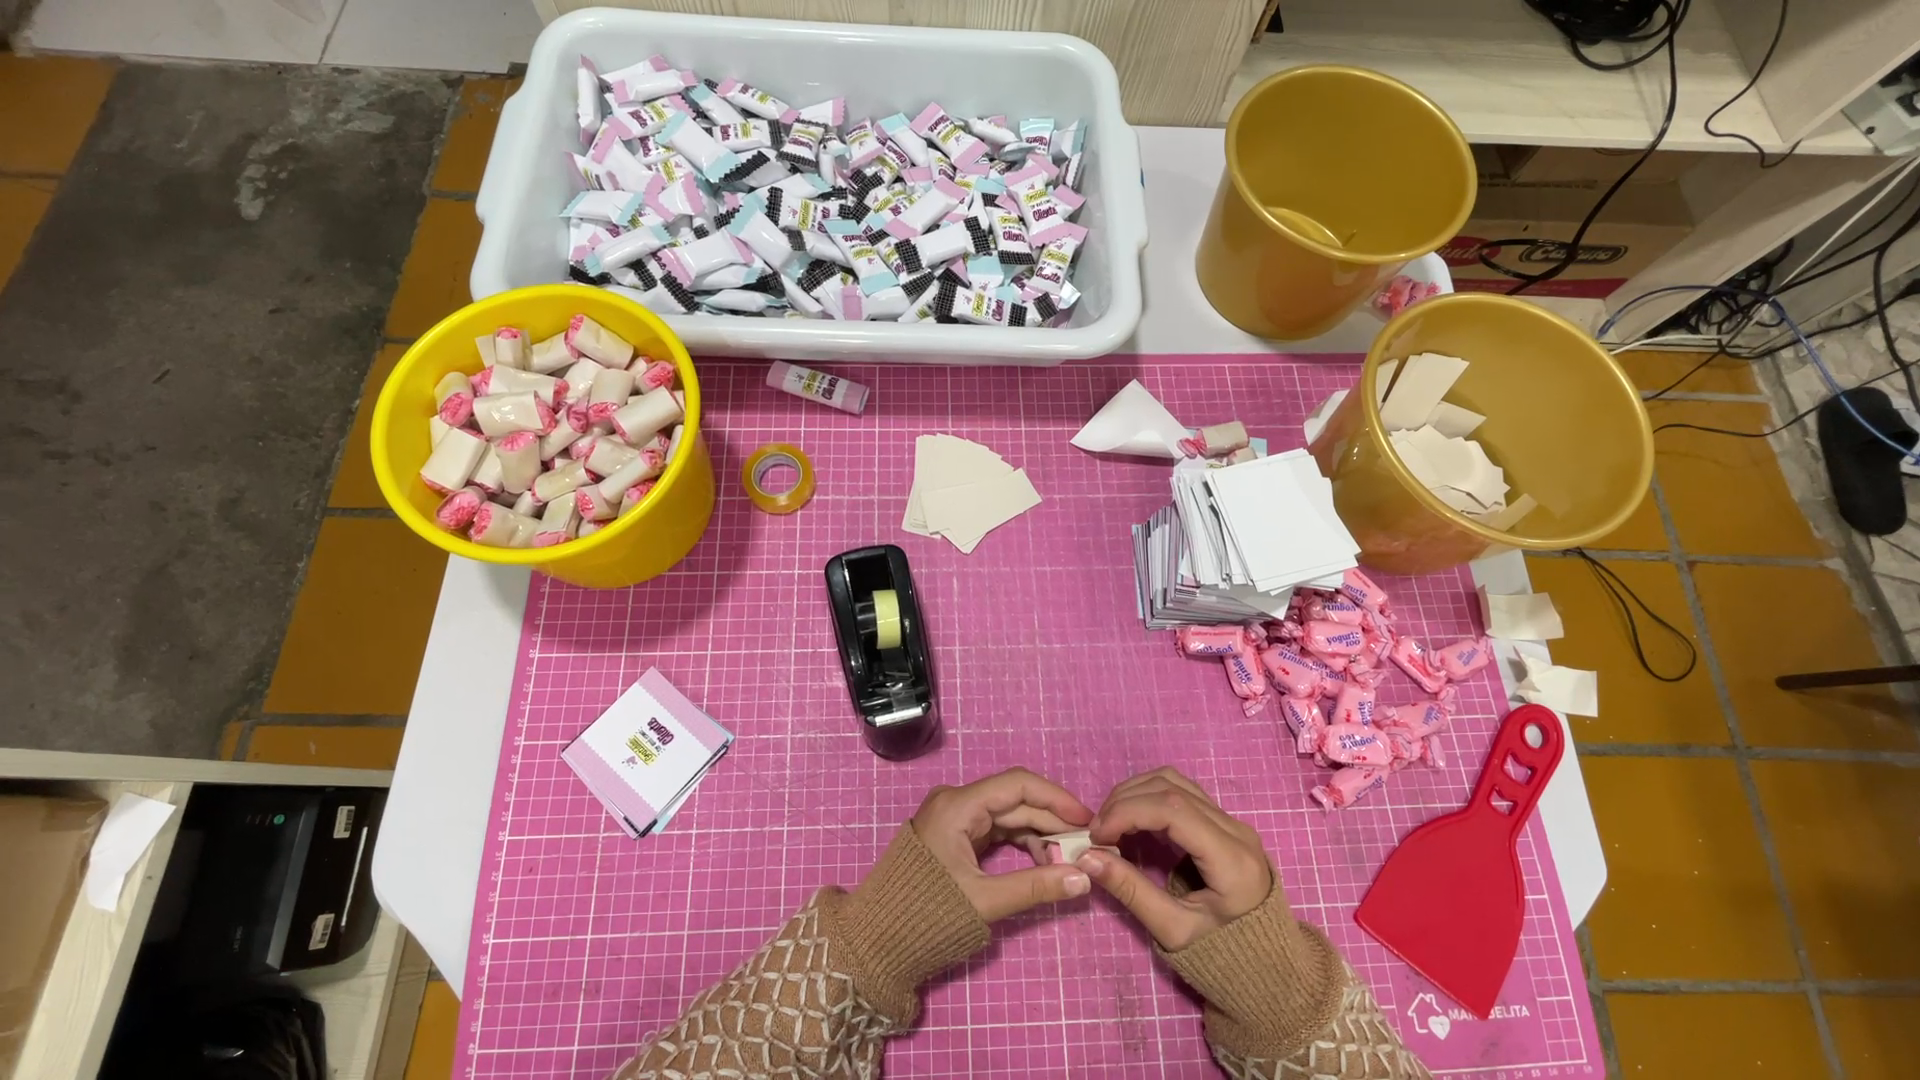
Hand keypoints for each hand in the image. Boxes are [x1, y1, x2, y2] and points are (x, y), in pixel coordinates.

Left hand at [909, 767, 1094, 921]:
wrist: (875, 942)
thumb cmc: (926, 916)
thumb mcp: (985, 902)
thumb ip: (1035, 886)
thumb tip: (1084, 878)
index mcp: (958, 805)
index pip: (1018, 785)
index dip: (1057, 799)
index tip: (1087, 820)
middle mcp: (956, 803)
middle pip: (1015, 801)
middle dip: (1053, 821)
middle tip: (1088, 844)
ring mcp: (954, 820)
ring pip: (1008, 817)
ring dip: (1039, 834)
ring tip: (1070, 858)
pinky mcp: (955, 838)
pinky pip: (996, 832)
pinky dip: (1021, 844)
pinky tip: (1044, 862)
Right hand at [1081, 768, 1272, 950]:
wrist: (1268, 965)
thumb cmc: (1223, 954)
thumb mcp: (1174, 930)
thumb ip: (1132, 890)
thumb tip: (1088, 857)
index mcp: (1230, 859)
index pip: (1173, 809)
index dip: (1128, 811)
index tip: (1097, 835)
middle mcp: (1236, 830)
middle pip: (1171, 788)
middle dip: (1125, 801)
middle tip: (1096, 832)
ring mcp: (1232, 822)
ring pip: (1175, 782)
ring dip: (1135, 794)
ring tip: (1110, 823)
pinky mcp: (1223, 822)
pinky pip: (1182, 792)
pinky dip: (1149, 798)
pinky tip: (1131, 821)